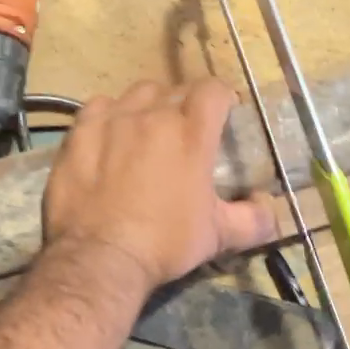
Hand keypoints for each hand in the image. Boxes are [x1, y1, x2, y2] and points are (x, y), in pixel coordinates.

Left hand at [42, 79, 275, 291]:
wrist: (100, 258)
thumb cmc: (164, 244)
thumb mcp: (218, 236)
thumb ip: (253, 220)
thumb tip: (271, 211)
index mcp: (191, 133)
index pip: (213, 90)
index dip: (221, 99)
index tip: (221, 116)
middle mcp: (152, 116)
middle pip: (172, 90)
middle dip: (181, 106)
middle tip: (181, 134)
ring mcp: (111, 121)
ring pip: (134, 95)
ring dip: (144, 108)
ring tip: (143, 132)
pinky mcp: (78, 134)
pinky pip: (96, 108)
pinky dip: (106, 117)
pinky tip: (106, 137)